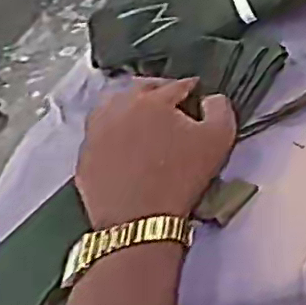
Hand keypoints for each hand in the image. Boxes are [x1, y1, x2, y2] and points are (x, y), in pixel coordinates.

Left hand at [76, 78, 235, 227]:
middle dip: (159, 89)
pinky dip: (114, 129)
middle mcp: (119, 110)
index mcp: (152, 101)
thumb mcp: (220, 136)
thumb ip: (220, 107)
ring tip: (146, 117)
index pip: (177, 84)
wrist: (140, 220)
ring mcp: (96, 134)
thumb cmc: (183, 175)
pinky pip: (99, 132)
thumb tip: (209, 99)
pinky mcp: (84, 156)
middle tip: (173, 101)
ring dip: (131, 105)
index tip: (199, 96)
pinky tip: (128, 143)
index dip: (193, 88)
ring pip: (112, 105)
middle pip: (139, 87)